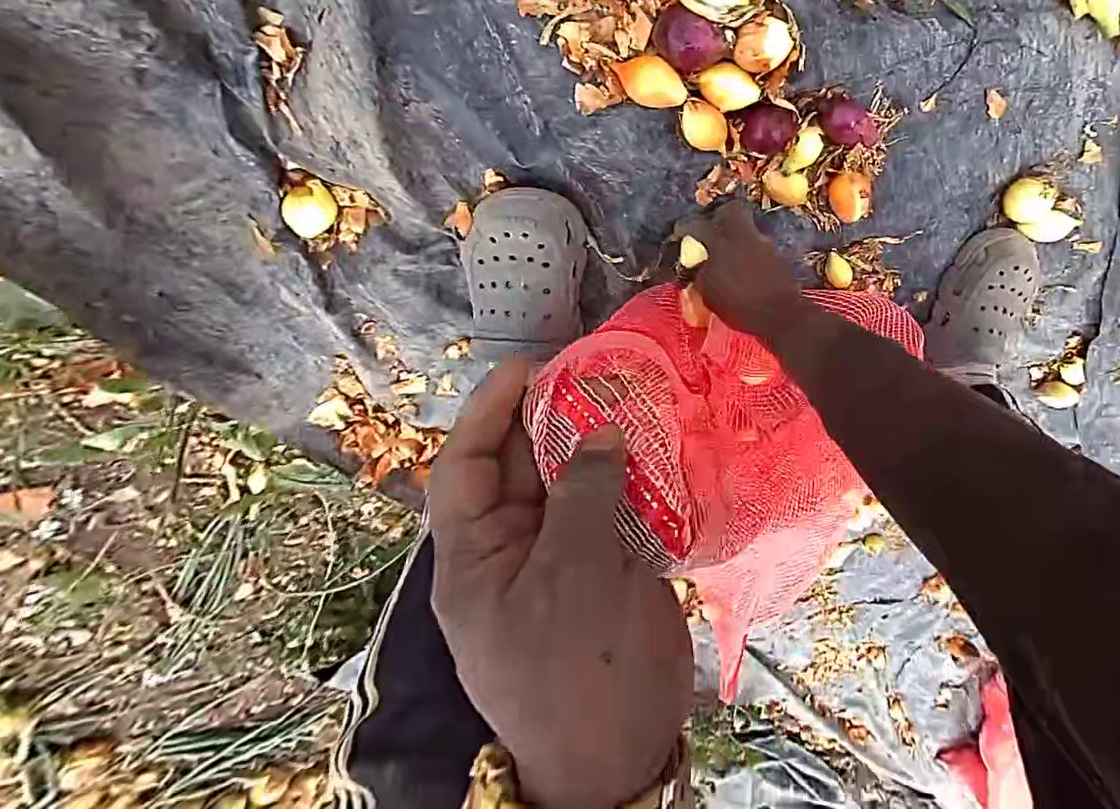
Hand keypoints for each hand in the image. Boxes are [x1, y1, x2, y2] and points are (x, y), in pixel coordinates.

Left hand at [429, 359, 692, 808]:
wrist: (621, 751)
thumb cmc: (576, 672)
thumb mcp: (569, 580)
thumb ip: (582, 496)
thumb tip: (602, 432)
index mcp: (475, 555)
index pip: (463, 467)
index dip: (487, 412)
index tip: (526, 368)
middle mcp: (514, 544)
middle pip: (523, 464)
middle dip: (552, 415)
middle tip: (592, 372)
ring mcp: (563, 551)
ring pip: (573, 478)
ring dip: (598, 439)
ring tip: (629, 395)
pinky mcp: (606, 559)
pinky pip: (611, 501)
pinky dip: (631, 472)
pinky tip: (655, 444)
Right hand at [683, 200, 807, 339]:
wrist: (781, 316)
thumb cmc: (740, 307)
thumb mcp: (710, 295)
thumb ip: (701, 275)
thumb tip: (698, 266)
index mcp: (721, 245)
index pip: (698, 226)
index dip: (686, 228)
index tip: (681, 233)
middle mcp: (744, 238)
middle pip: (733, 211)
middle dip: (722, 216)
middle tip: (714, 229)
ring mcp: (765, 245)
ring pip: (749, 230)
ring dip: (739, 238)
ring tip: (732, 256)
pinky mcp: (779, 256)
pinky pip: (761, 248)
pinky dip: (752, 254)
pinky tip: (748, 270)